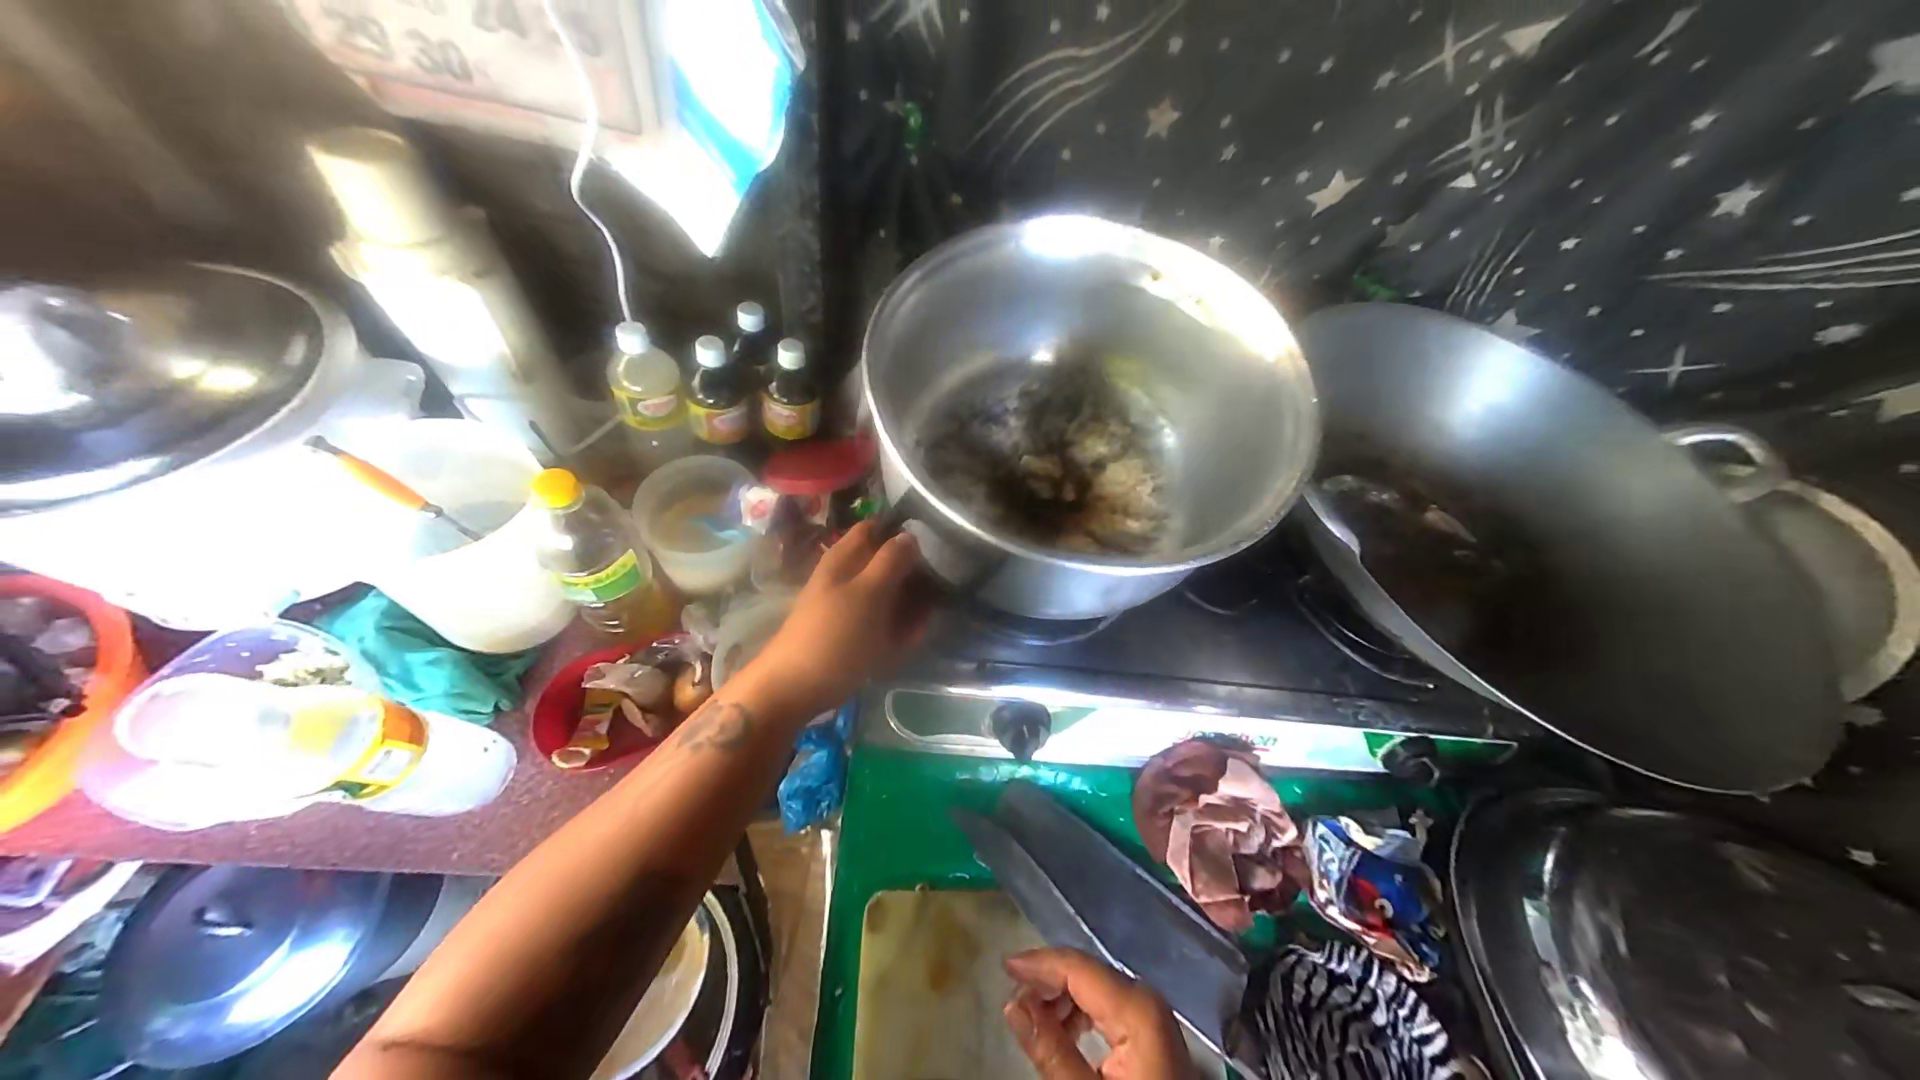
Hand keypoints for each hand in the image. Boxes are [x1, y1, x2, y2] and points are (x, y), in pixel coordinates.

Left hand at [736, 520, 929, 718]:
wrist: (796, 689)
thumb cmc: (835, 635)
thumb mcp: (870, 593)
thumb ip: (891, 560)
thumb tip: (909, 535)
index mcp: (843, 558)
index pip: (875, 528)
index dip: (901, 532)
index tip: (932, 544)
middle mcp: (845, 577)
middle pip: (884, 563)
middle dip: (912, 573)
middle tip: (939, 585)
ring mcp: (847, 607)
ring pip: (887, 595)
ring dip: (909, 604)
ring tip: (927, 617)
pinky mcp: (851, 634)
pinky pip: (882, 623)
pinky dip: (898, 628)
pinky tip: (912, 638)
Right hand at [1003, 947, 1192, 1079]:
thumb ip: (1051, 1050)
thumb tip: (1012, 1003)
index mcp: (1136, 1008)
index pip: (1076, 967)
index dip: (1038, 964)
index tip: (1003, 969)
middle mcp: (1146, 999)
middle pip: (1086, 973)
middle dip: (1047, 981)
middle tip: (1013, 1000)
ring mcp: (1153, 1016)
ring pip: (1095, 988)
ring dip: (1061, 998)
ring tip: (1032, 1020)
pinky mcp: (1153, 1034)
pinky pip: (1108, 1007)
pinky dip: (1080, 1013)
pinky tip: (1062, 1032)